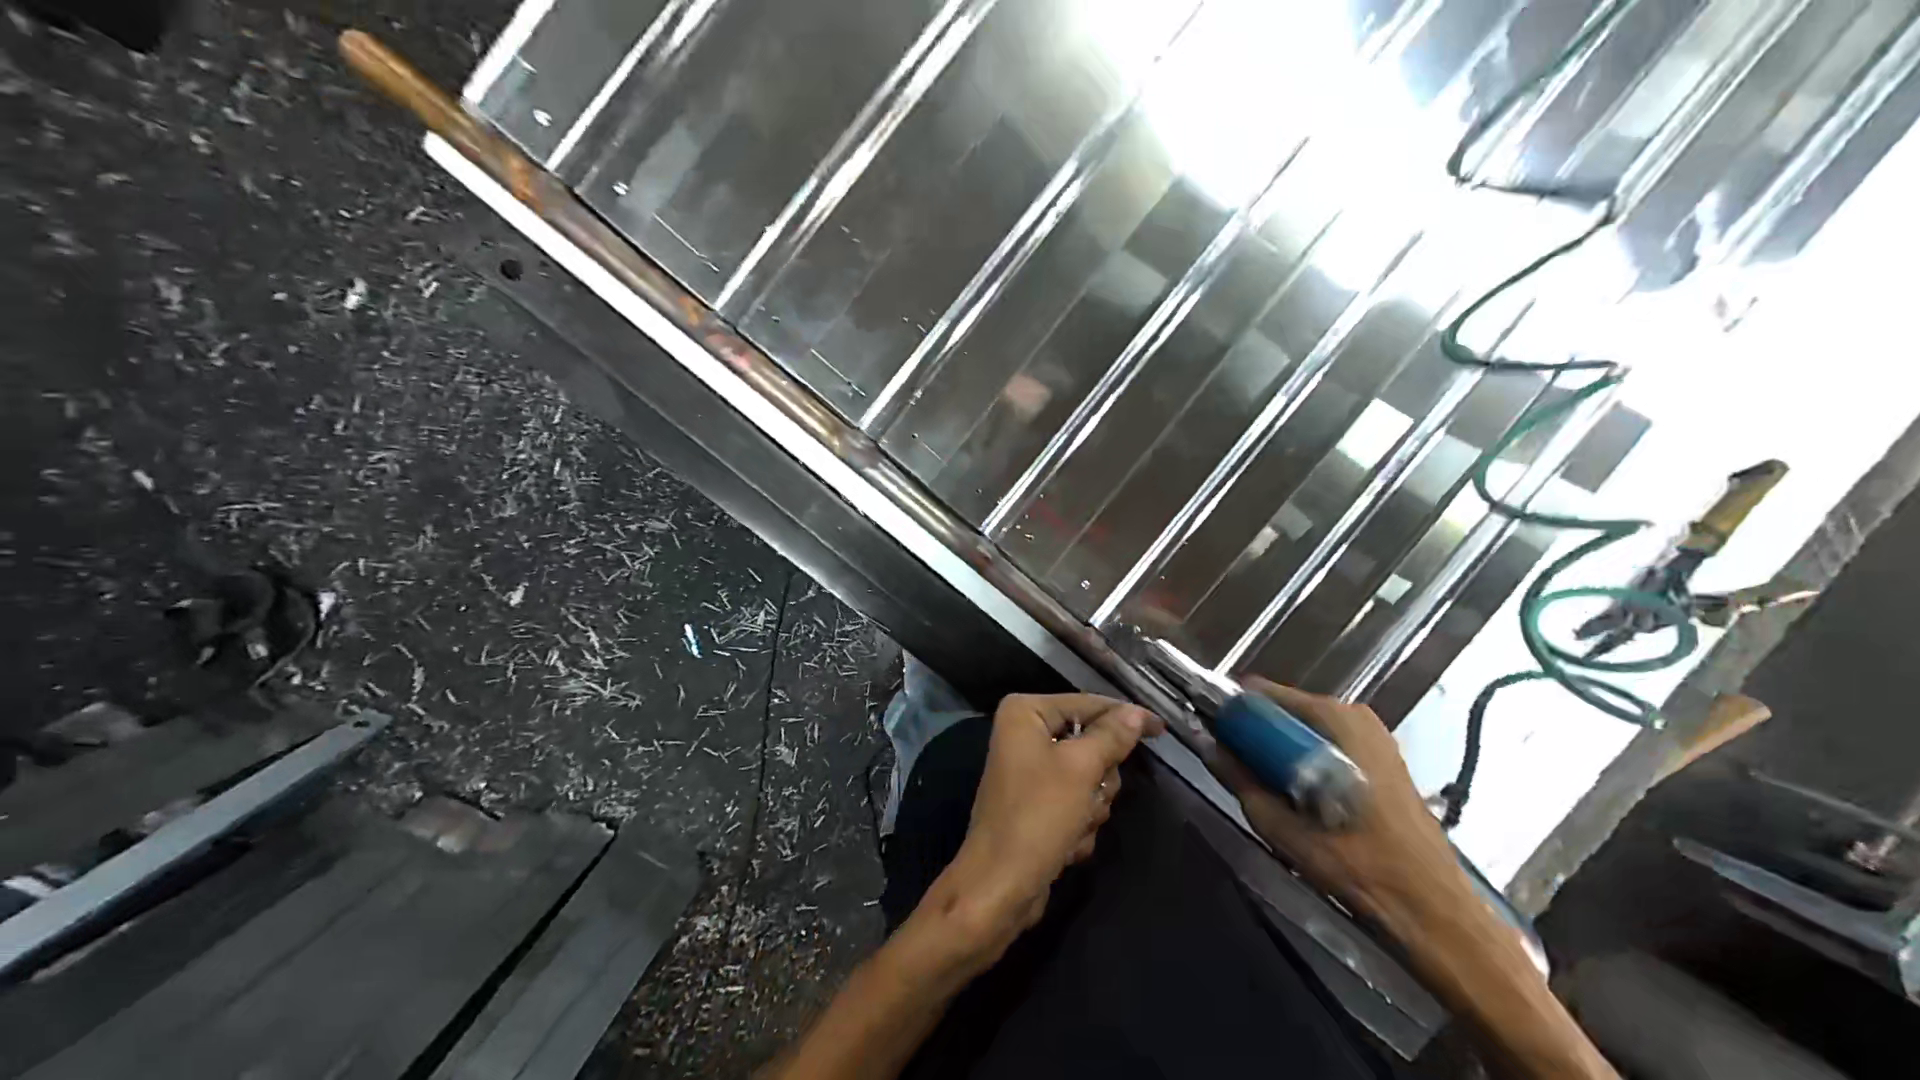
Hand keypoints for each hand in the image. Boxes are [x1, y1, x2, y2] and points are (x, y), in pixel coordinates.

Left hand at [919, 694, 1162, 963]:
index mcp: (1025, 713)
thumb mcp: (1081, 769)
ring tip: (1075, 824)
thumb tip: (1136, 713)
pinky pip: (1076, 804)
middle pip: (1091, 743)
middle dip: (1100, 777)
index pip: (1087, 703)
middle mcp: (1025, 735)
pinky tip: (1066, 844)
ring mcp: (1031, 773)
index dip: (1125, 716)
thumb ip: (1111, 736)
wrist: (1001, 887)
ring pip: (1090, 778)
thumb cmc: (1038, 817)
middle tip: (1091, 795)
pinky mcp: (1038, 806)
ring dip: (1092, 806)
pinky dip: (1079, 824)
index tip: (1160, 729)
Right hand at [1207, 679, 1467, 927]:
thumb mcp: (1280, 825)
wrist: (1429, 907)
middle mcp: (1354, 715)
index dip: (1231, 713)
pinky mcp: (1383, 758)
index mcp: (1332, 718)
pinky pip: (1326, 744)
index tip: (1212, 735)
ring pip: (1304, 729)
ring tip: (1266, 786)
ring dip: (1279, 749)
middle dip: (1255, 733)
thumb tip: (1207, 747)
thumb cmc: (1354, 862)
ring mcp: (1373, 736)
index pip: (1261, 694)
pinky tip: (1299, 795)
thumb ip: (1239, 780)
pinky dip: (1305, 759)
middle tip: (1237, 767)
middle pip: (1284, 710)